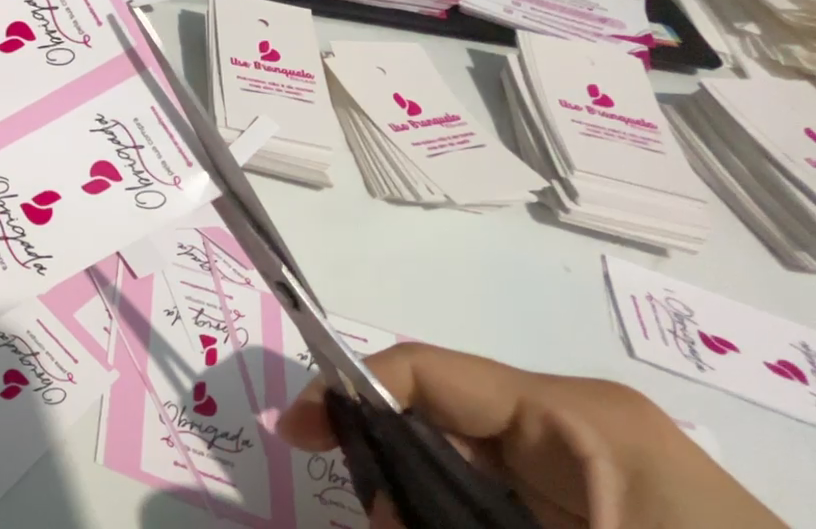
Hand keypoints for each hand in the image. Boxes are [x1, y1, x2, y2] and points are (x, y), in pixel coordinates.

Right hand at [276, 343, 785, 528]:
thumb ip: (455, 513)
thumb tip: (378, 511)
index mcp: (570, 412)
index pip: (426, 370)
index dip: (349, 390)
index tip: (295, 434)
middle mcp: (569, 420)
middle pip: (435, 415)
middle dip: (385, 459)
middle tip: (372, 516)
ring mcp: (584, 461)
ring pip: (459, 457)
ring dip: (420, 493)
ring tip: (402, 522)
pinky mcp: (588, 500)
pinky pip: (493, 490)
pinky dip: (454, 506)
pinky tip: (433, 518)